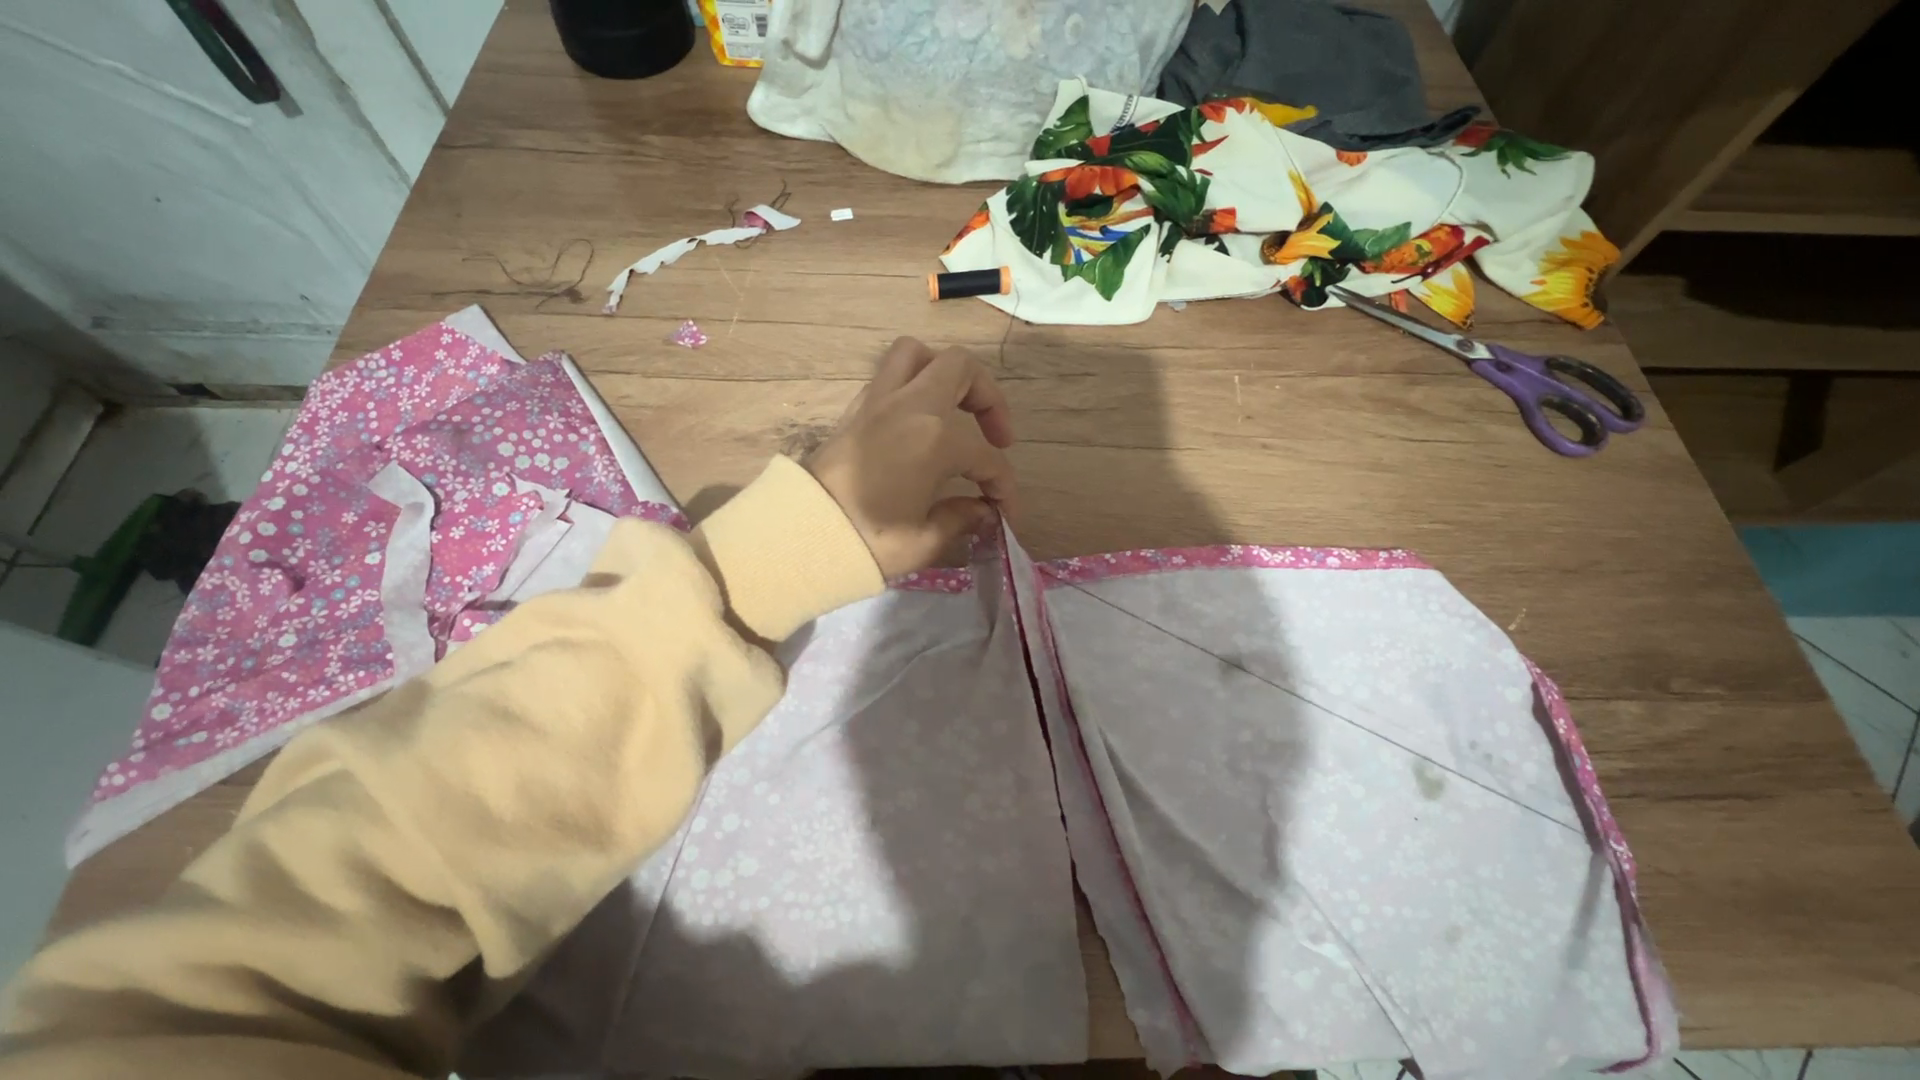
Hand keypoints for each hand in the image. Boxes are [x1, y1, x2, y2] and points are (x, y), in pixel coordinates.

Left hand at [803, 337, 1016, 577]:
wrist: (802, 536)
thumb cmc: (869, 541)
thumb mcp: (924, 541)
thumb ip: (961, 518)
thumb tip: (982, 510)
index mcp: (935, 439)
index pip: (986, 456)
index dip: (1003, 484)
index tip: (1006, 511)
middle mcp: (910, 407)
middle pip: (961, 368)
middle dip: (988, 398)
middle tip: (996, 436)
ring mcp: (879, 402)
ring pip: (917, 355)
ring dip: (944, 374)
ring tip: (954, 409)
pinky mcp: (855, 410)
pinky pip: (889, 375)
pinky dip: (912, 385)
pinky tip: (919, 422)